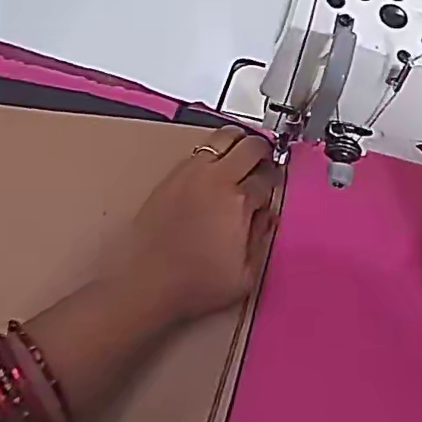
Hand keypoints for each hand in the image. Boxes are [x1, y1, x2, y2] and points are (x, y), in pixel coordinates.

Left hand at [106, 127, 278, 324]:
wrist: (146, 283)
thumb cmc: (193, 284)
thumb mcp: (245, 274)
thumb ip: (261, 239)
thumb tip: (268, 217)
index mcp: (239, 201)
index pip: (268, 176)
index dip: (275, 179)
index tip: (272, 185)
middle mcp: (217, 180)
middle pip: (251, 145)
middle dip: (263, 151)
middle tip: (264, 161)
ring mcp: (192, 173)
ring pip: (224, 137)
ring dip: (238, 142)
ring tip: (241, 155)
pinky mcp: (172, 176)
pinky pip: (199, 150)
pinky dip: (213, 151)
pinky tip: (213, 168)